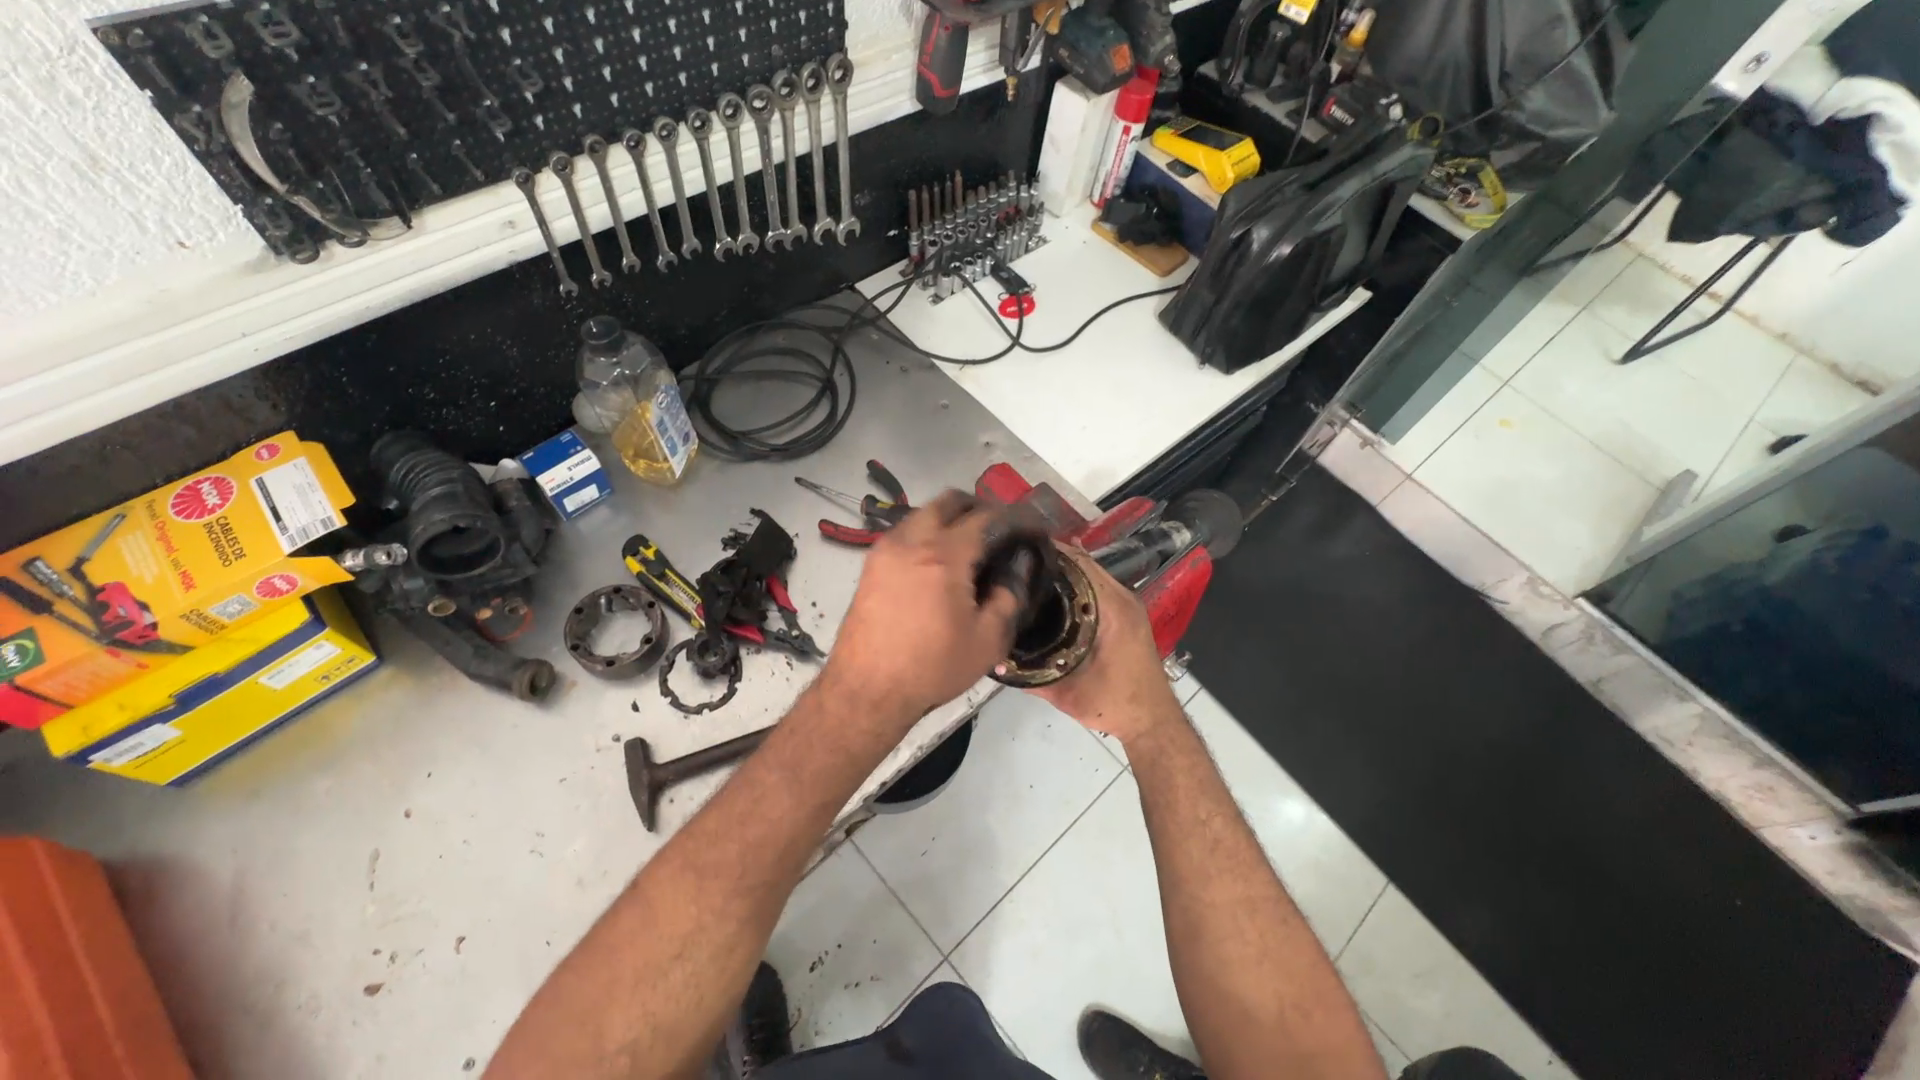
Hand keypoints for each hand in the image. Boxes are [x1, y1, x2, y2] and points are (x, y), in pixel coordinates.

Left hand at [824, 491, 1021, 722]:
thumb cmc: (932, 668)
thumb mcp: (987, 640)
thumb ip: (1009, 596)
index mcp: (944, 555)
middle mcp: (911, 540)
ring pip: (923, 513)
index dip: (1017, 518)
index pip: (988, 518)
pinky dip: (927, 533)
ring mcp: (885, 549)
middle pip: (950, 501)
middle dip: (980, 508)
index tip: (1034, 528)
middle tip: (1002, 530)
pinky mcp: (870, 565)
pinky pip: (905, 532)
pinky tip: (940, 563)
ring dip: (951, 518)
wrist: (867, 690)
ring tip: (972, 546)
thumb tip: (1018, 566)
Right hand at [1028, 547, 1184, 745]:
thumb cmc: (1114, 704)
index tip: (1015, 552)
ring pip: (1089, 574)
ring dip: (1061, 572)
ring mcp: (1126, 605)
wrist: (1152, 722)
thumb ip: (1030, 677)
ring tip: (1024, 574)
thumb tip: (994, 660)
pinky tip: (1047, 595)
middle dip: (1049, 560)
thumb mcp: (1067, 692)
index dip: (1046, 554)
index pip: (1077, 563)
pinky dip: (1073, 586)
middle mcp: (1121, 599)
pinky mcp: (1124, 615)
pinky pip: (1095, 589)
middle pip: (1082, 564)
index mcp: (1112, 609)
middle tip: (1012, 562)